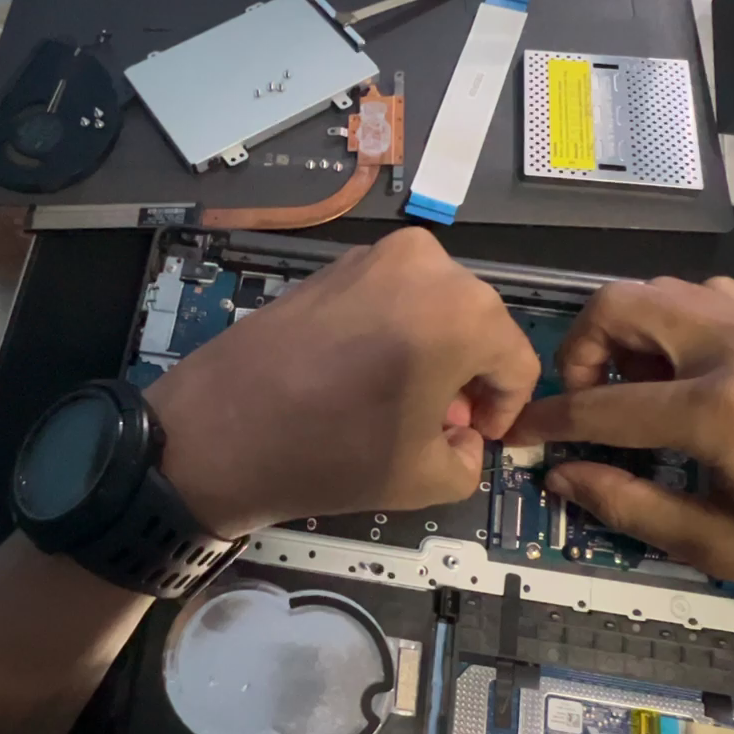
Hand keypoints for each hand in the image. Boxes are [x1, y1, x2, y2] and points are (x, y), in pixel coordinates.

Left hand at [147, 227, 539, 537]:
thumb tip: (464, 433)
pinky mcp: (332, 264)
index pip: (516, 361)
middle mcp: (425, 263)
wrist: (217, 431)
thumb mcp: (424, 477)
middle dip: (467, 378)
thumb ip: (471, 456)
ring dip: (431, 354)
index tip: (475, 437)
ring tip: (396, 403)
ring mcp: (372, 255)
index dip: (504, 408)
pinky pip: (390, 298)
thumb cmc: (329, 454)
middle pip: (477, 327)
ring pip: (433, 309)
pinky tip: (361, 375)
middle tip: (436, 424)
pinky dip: (394, 333)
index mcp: (462, 310)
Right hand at [505, 275, 733, 662]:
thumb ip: (629, 504)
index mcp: (719, 408)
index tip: (514, 433)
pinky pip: (714, 301)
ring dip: (631, 330)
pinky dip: (677, 325)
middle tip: (585, 403)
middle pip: (622, 304)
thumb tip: (561, 476)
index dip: (545, 421)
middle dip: (579, 348)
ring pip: (668, 290)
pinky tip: (692, 381)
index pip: (600, 404)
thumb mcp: (724, 547)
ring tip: (638, 390)